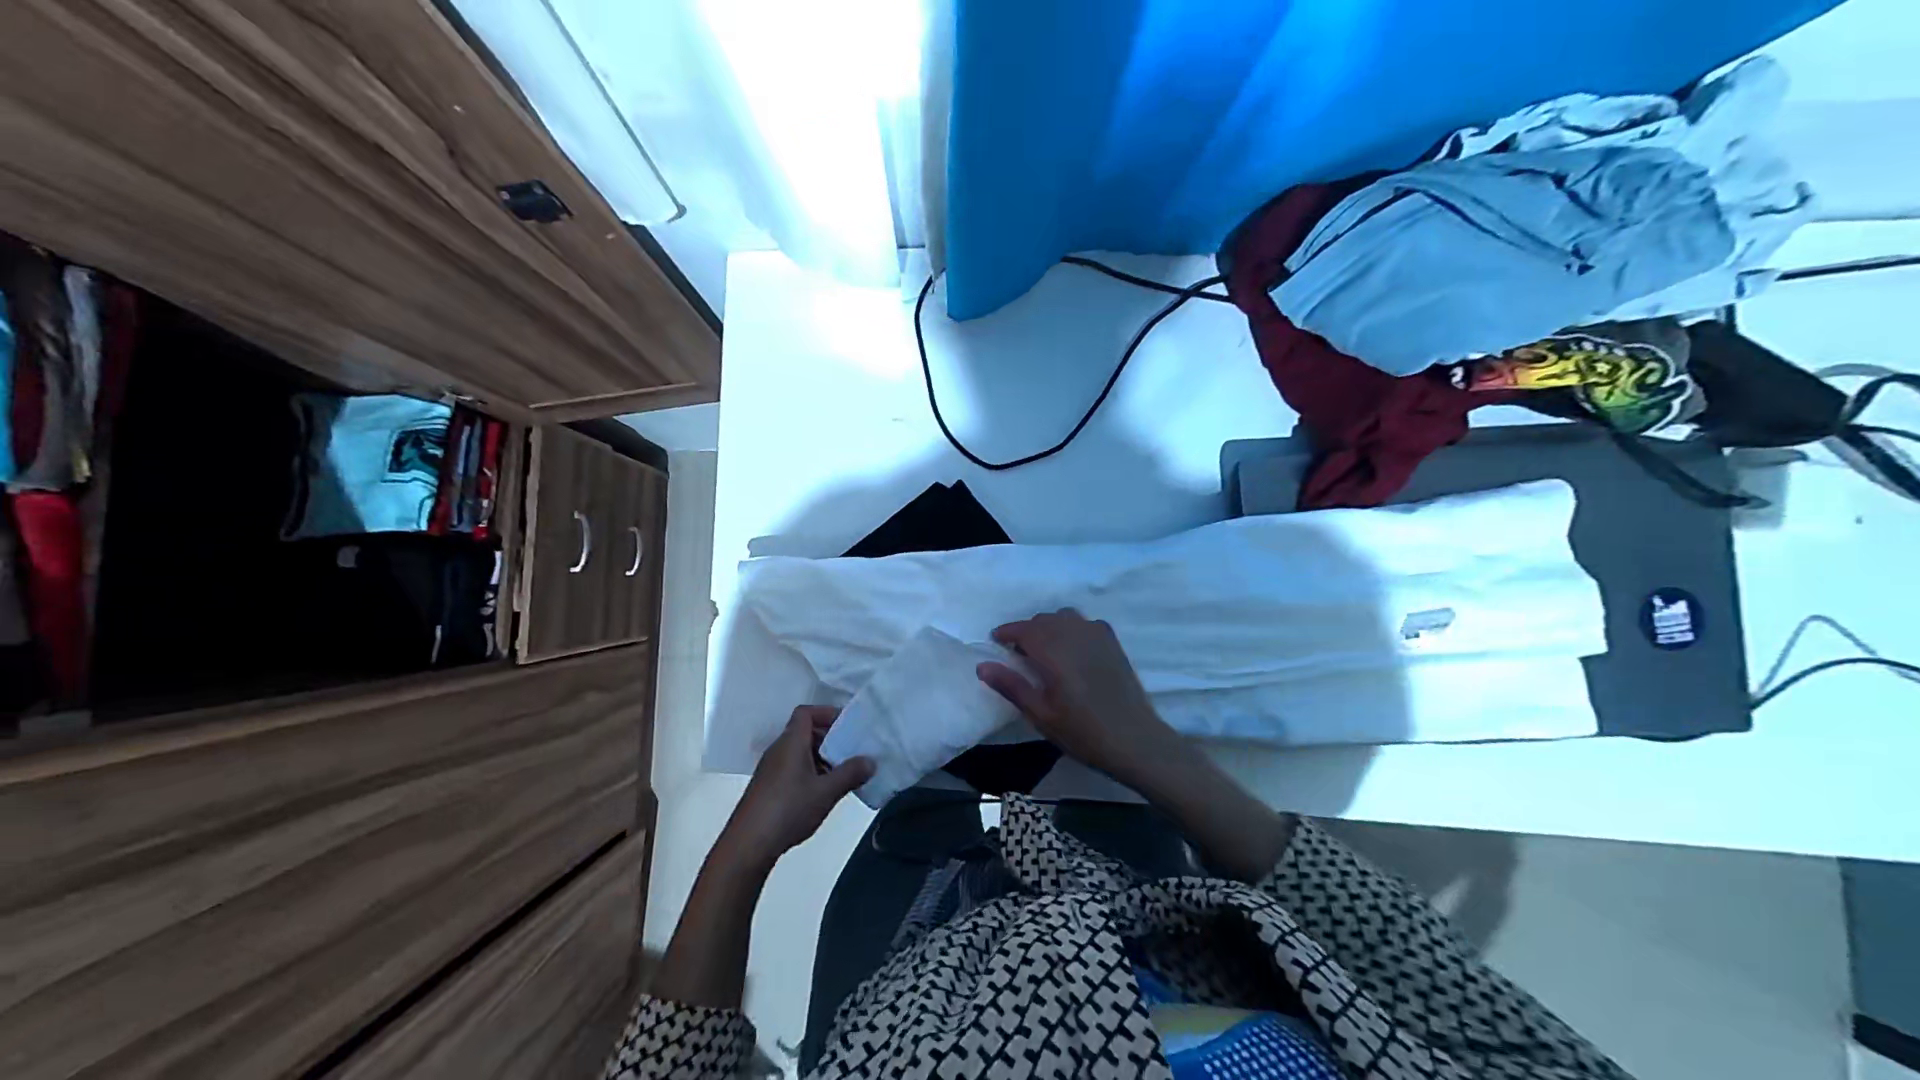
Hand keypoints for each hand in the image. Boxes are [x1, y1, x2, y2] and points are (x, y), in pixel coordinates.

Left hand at [717, 706, 873, 871]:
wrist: (748, 844)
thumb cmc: (788, 809)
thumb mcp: (826, 792)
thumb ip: (850, 773)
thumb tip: (870, 761)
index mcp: (791, 742)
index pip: (806, 712)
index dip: (827, 713)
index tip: (848, 726)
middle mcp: (779, 750)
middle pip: (805, 732)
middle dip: (830, 739)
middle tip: (852, 751)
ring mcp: (771, 770)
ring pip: (800, 752)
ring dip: (822, 758)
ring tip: (843, 774)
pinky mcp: (768, 788)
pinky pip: (793, 769)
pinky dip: (811, 773)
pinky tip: (823, 793)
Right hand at [976, 608, 1180, 785]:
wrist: (1134, 739)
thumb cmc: (1083, 732)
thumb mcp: (1040, 714)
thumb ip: (1011, 686)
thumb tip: (982, 666)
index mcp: (1053, 652)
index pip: (1024, 629)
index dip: (1007, 632)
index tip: (996, 641)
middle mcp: (1074, 635)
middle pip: (1043, 620)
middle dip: (1027, 631)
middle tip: (1018, 653)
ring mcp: (1097, 635)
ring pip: (1064, 617)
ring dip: (1049, 627)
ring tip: (1044, 650)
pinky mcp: (1112, 642)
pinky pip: (1085, 623)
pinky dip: (1071, 628)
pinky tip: (1071, 649)